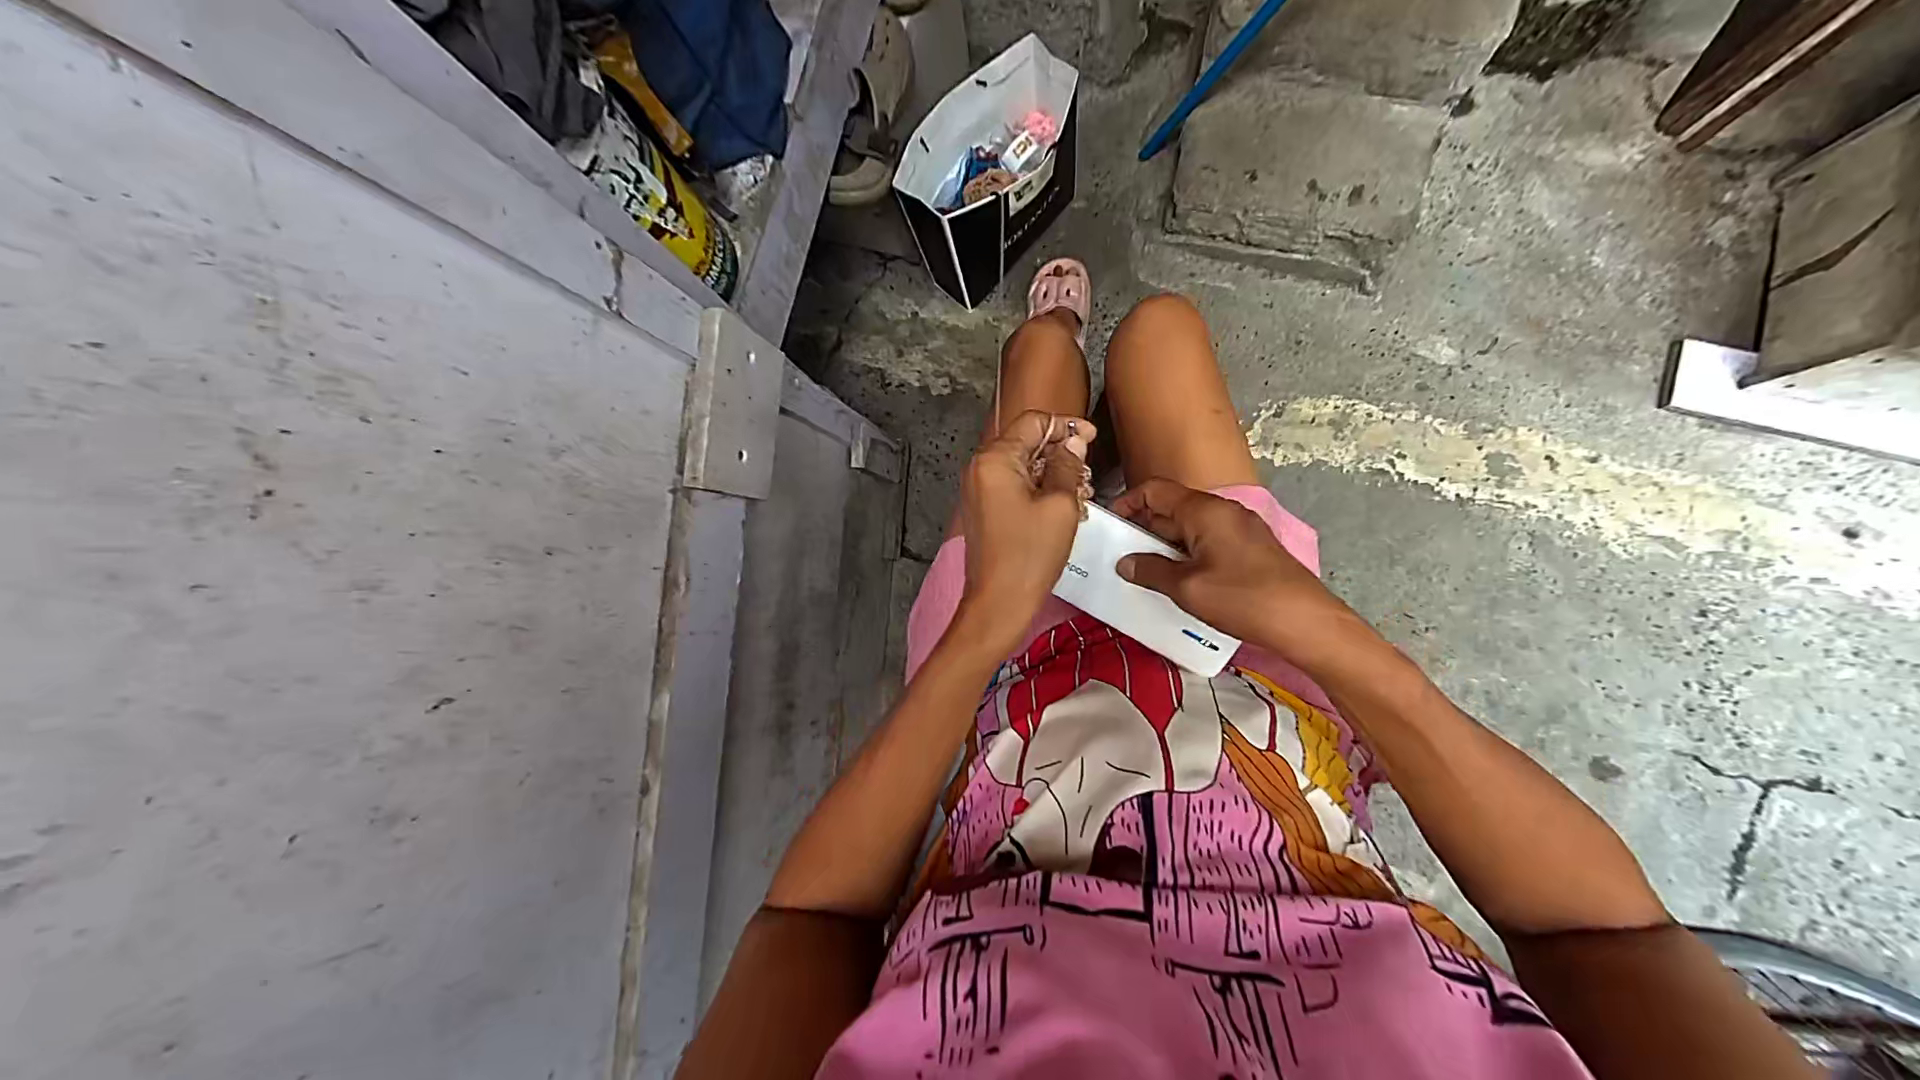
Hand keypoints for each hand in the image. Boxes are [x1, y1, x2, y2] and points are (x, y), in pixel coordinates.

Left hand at [955, 410, 1095, 652]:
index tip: (1090, 436)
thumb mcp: (1060, 505)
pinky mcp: (985, 509)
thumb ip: (1068, 465)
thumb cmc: (1027, 557)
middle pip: (1026, 442)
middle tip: (1086, 475)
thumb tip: (1073, 443)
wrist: (999, 601)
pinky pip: (1014, 486)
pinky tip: (1062, 508)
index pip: (1033, 422)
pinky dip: (1039, 490)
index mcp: (995, 459)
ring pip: (1023, 466)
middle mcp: (981, 469)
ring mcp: (980, 490)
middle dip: (1061, 454)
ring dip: (1054, 474)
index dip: (1066, 425)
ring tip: (1079, 496)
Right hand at [1113, 478, 1371, 670]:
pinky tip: (1177, 581)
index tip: (1110, 524)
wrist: (1305, 622)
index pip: (1155, 490)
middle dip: (1143, 528)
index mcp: (1205, 510)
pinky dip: (1185, 554)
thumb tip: (1125, 563)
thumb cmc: (1243, 599)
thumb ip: (1150, 571)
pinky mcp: (1249, 548)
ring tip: (1144, 572)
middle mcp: (1223, 511)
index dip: (1128, 502)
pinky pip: (1207, 541)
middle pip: (1172, 508)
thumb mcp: (1186, 588)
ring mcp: (1239, 529)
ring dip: (1164, 545)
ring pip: (1189, 527)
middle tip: (1121, 555)